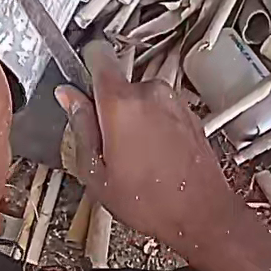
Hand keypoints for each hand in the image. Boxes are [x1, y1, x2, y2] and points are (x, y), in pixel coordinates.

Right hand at [57, 41, 252, 263]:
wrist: (201, 214)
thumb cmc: (152, 200)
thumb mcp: (96, 172)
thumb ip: (79, 126)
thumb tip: (68, 97)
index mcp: (121, 103)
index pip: (98, 55)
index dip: (84, 66)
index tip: (79, 84)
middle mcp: (151, 93)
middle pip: (117, 85)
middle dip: (108, 109)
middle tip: (107, 146)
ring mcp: (174, 101)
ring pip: (139, 99)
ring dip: (132, 120)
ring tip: (133, 158)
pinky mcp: (189, 113)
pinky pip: (160, 110)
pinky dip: (153, 127)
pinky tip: (153, 159)